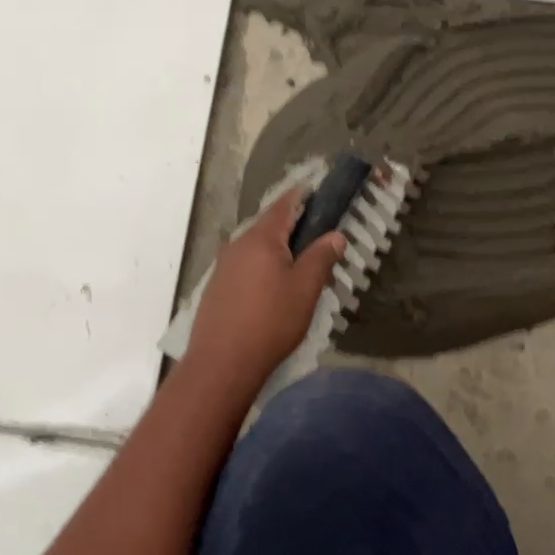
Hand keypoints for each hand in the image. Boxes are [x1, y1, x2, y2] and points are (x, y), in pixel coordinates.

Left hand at [185, 189, 346, 388]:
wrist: (221, 365)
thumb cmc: (270, 321)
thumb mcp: (305, 288)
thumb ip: (321, 257)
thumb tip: (336, 235)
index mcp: (261, 238)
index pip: (284, 204)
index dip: (303, 195)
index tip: (319, 190)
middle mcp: (238, 245)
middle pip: (270, 227)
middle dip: (295, 228)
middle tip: (321, 238)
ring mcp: (224, 268)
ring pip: (257, 249)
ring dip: (280, 252)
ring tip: (303, 269)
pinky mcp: (217, 289)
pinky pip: (246, 267)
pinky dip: (264, 269)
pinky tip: (276, 290)